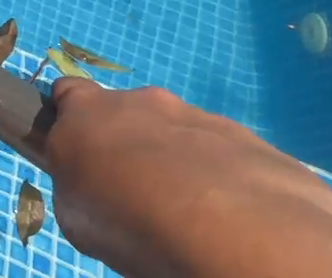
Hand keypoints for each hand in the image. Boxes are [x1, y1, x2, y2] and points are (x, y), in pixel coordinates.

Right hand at [45, 78, 331, 275]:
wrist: (239, 238)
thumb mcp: (74, 211)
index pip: (67, 93)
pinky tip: (243, 224)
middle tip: (145, 195)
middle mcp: (143, 101)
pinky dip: (237, 186)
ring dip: (189, 166)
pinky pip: (241, 164)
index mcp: (87, 107)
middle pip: (133, 115)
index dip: (73, 121)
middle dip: (138, 146)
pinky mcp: (264, 150)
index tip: (84, 157)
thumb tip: (94, 189)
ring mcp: (206, 120)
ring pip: (189, 138)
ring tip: (202, 217)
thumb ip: (77, 183)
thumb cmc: (131, 219)